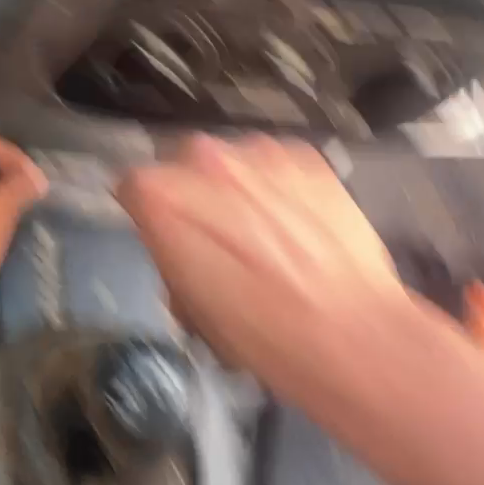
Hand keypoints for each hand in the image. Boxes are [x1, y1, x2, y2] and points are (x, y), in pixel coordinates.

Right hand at [116, 134, 408, 382]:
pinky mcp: (306, 155)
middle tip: (217, 236)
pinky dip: (280, 186)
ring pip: (232, 161)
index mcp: (159, 194)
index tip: (165, 235)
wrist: (350, 334)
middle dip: (193, 193)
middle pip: (181, 165)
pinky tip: (299, 226)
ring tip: (267, 233)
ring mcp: (258, 151)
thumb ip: (169, 254)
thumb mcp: (185, 303)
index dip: (149, 213)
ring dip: (238, 187)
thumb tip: (179, 245)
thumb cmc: (256, 331)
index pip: (132, 187)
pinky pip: (277, 165)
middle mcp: (202, 157)